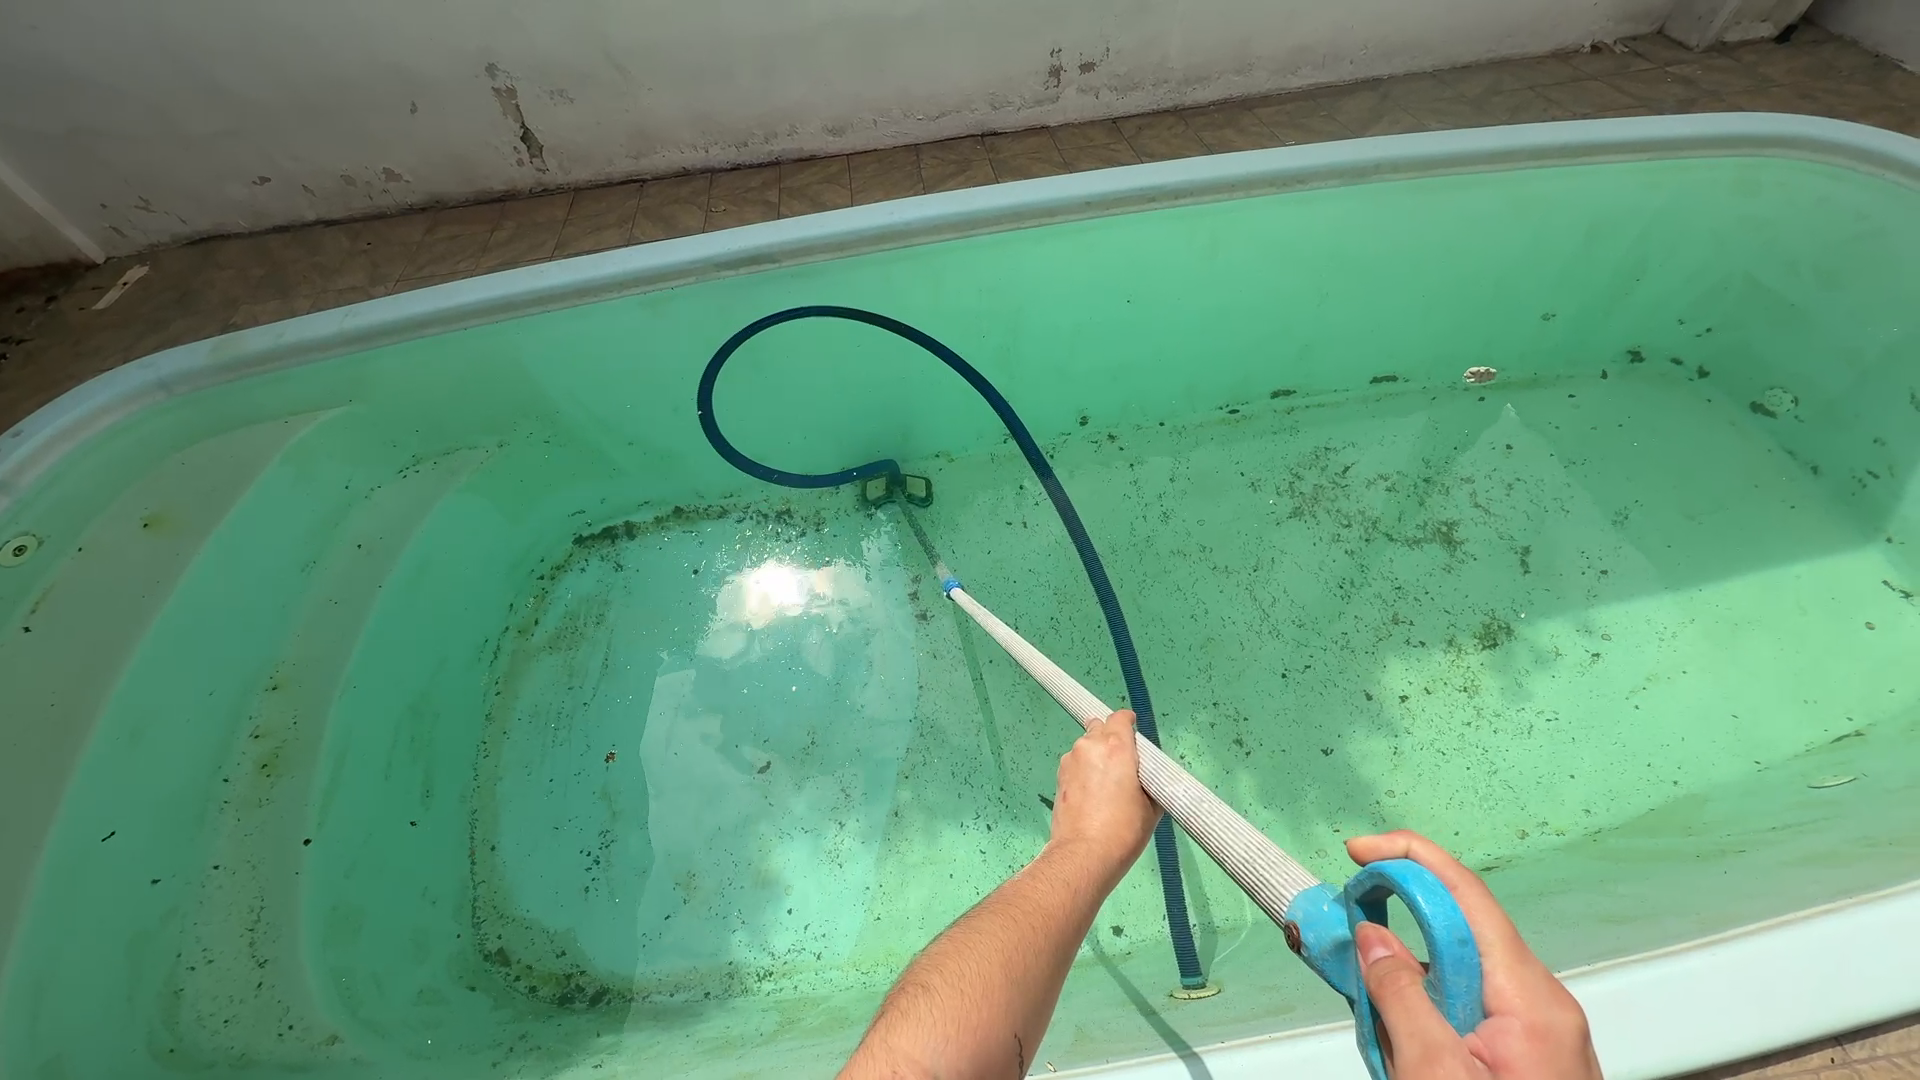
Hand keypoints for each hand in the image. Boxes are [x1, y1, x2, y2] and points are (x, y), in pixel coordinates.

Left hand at [1046, 710, 1162, 883]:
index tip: (1135, 734)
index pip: (1120, 718)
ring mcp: (1070, 759)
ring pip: (1086, 745)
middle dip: (1111, 737)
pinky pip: (1075, 762)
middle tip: (1123, 761)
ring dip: (1096, 753)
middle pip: (1100, 727)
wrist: (1084, 854)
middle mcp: (1090, 745)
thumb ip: (1149, 780)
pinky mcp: (1058, 775)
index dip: (1128, 723)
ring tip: (1106, 781)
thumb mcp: (1151, 806)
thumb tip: (1143, 776)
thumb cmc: (1124, 830)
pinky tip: (1091, 792)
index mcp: (1116, 747)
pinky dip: (1084, 768)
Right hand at [1345, 831, 1601, 1079]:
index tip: (1354, 852)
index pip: (1465, 893)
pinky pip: (1461, 1002)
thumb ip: (1397, 994)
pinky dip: (1420, 1007)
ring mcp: (1536, 1026)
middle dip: (1396, 931)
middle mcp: (1539, 999)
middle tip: (1348, 952)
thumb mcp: (1432, 1072)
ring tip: (1381, 1034)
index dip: (1408, 857)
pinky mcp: (1524, 1049)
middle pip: (1456, 928)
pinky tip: (1403, 1047)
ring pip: (1453, 969)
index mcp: (1528, 995)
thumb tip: (1371, 934)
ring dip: (1403, 982)